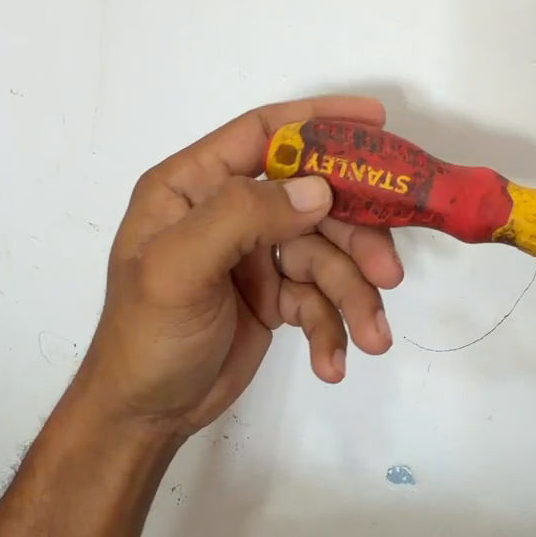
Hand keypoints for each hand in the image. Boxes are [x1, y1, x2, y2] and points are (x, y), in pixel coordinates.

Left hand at [74, 96, 403, 437]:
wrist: (147, 415)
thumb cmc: (146, 337)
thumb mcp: (178, 270)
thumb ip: (241, 217)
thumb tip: (316, 190)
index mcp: (193, 187)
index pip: (263, 134)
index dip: (320, 121)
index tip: (378, 121)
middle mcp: (228, 213)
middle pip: (312, 202)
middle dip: (355, 240)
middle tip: (388, 273)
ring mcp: (255, 256)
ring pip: (326, 256)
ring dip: (353, 296)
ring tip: (373, 338)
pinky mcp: (275, 298)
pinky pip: (320, 300)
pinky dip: (333, 330)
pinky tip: (331, 364)